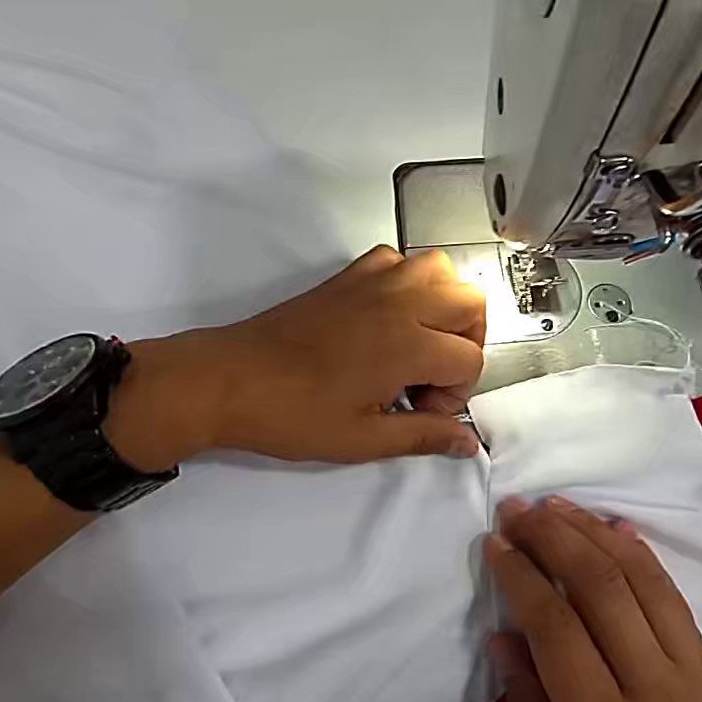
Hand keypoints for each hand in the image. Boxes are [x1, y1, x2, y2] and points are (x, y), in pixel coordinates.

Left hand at [108, 246, 486, 466]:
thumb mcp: (362, 438)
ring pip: (441, 269)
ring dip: (446, 304)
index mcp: (407, 344)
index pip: (469, 357)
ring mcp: (374, 282)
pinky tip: (391, 316)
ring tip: (423, 339)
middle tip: (435, 374)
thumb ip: (423, 436)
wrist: (229, 380)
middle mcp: (399, 302)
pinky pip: (398, 259)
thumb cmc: (291, 412)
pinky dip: (410, 280)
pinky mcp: (349, 275)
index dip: (456, 392)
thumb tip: (466, 442)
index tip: (423, 410)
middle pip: (471, 302)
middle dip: (468, 341)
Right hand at [484, 496, 701, 701]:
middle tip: (517, 509)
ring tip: (558, 507)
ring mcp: (696, 680)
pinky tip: (620, 534)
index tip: (494, 544)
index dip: (520, 577)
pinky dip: (644, 559)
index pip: (556, 627)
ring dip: (597, 534)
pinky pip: (677, 602)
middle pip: (601, 587)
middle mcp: (657, 692)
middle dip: (554, 537)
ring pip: (643, 581)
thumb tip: (504, 641)